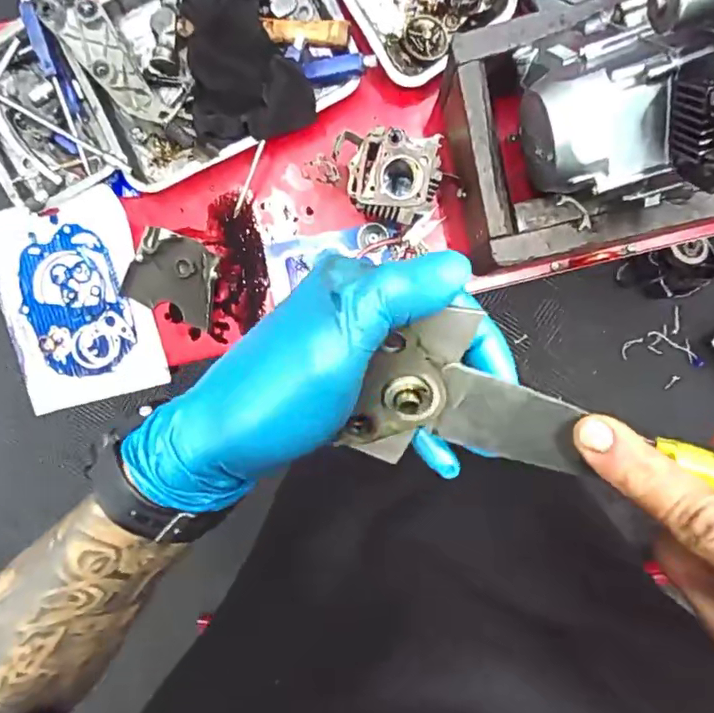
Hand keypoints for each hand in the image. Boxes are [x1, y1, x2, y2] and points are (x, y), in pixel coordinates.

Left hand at [122, 253, 515, 512]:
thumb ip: (399, 295)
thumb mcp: (341, 340)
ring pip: (419, 370)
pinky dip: (413, 420)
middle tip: (478, 421)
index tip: (496, 382)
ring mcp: (353, 344)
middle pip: (436, 337)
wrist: (217, 446)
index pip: (444, 298)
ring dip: (439, 409)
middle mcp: (358, 308)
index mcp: (358, 287)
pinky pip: (395, 392)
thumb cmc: (268, 396)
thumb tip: (454, 264)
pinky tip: (430, 447)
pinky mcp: (348, 375)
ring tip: (452, 443)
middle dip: (461, 382)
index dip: (478, 341)